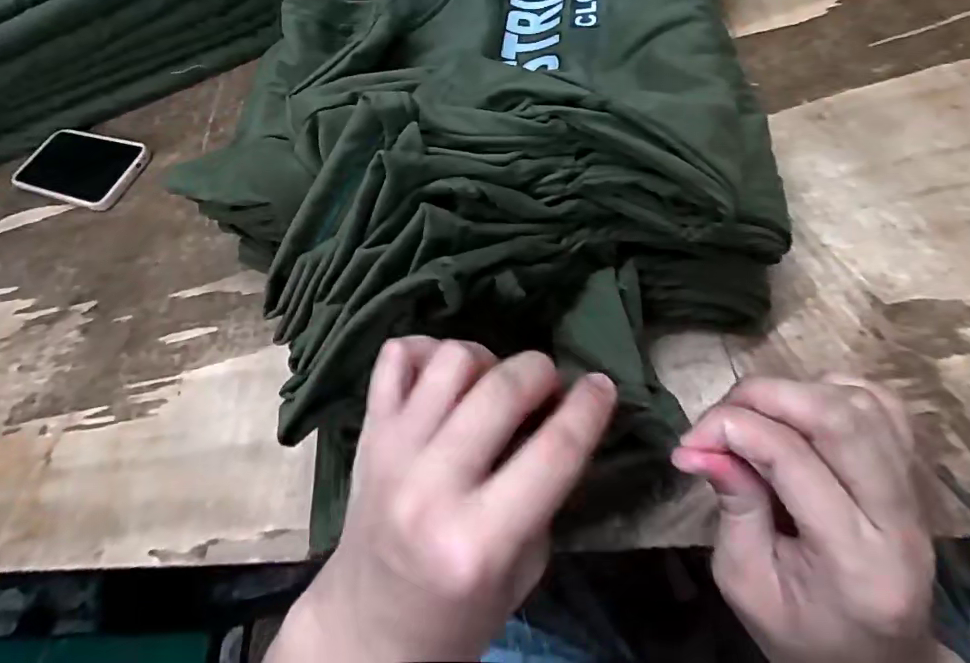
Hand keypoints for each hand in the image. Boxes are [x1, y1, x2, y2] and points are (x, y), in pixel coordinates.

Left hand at [270, 338, 616, 662]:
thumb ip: (542, 492)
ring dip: (486, 359)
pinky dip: (426, 349)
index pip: (552, 452)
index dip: (588, 408)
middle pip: (500, 391)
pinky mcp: (367, 428)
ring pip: (449, 360)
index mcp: (479, 540)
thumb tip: (560, 414)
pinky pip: (395, 355)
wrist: (371, 620)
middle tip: (550, 382)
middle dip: (540, 372)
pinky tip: (444, 374)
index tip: (602, 384)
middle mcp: (431, 485)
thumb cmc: (459, 610)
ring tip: (494, 382)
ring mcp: (392, 448)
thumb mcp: (523, 569)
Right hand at [673, 377, 935, 662]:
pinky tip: (796, 416)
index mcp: (857, 562)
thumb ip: (730, 508)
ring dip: (791, 393)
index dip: (726, 429)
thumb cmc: (801, 632)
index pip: (790, 457)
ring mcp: (918, 495)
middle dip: (759, 396)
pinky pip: (879, 404)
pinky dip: (828, 391)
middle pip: (836, 416)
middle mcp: (901, 522)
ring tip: (753, 420)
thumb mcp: (745, 583)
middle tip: (718, 419)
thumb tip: (698, 447)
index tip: (687, 445)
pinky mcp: (916, 475)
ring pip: (858, 401)